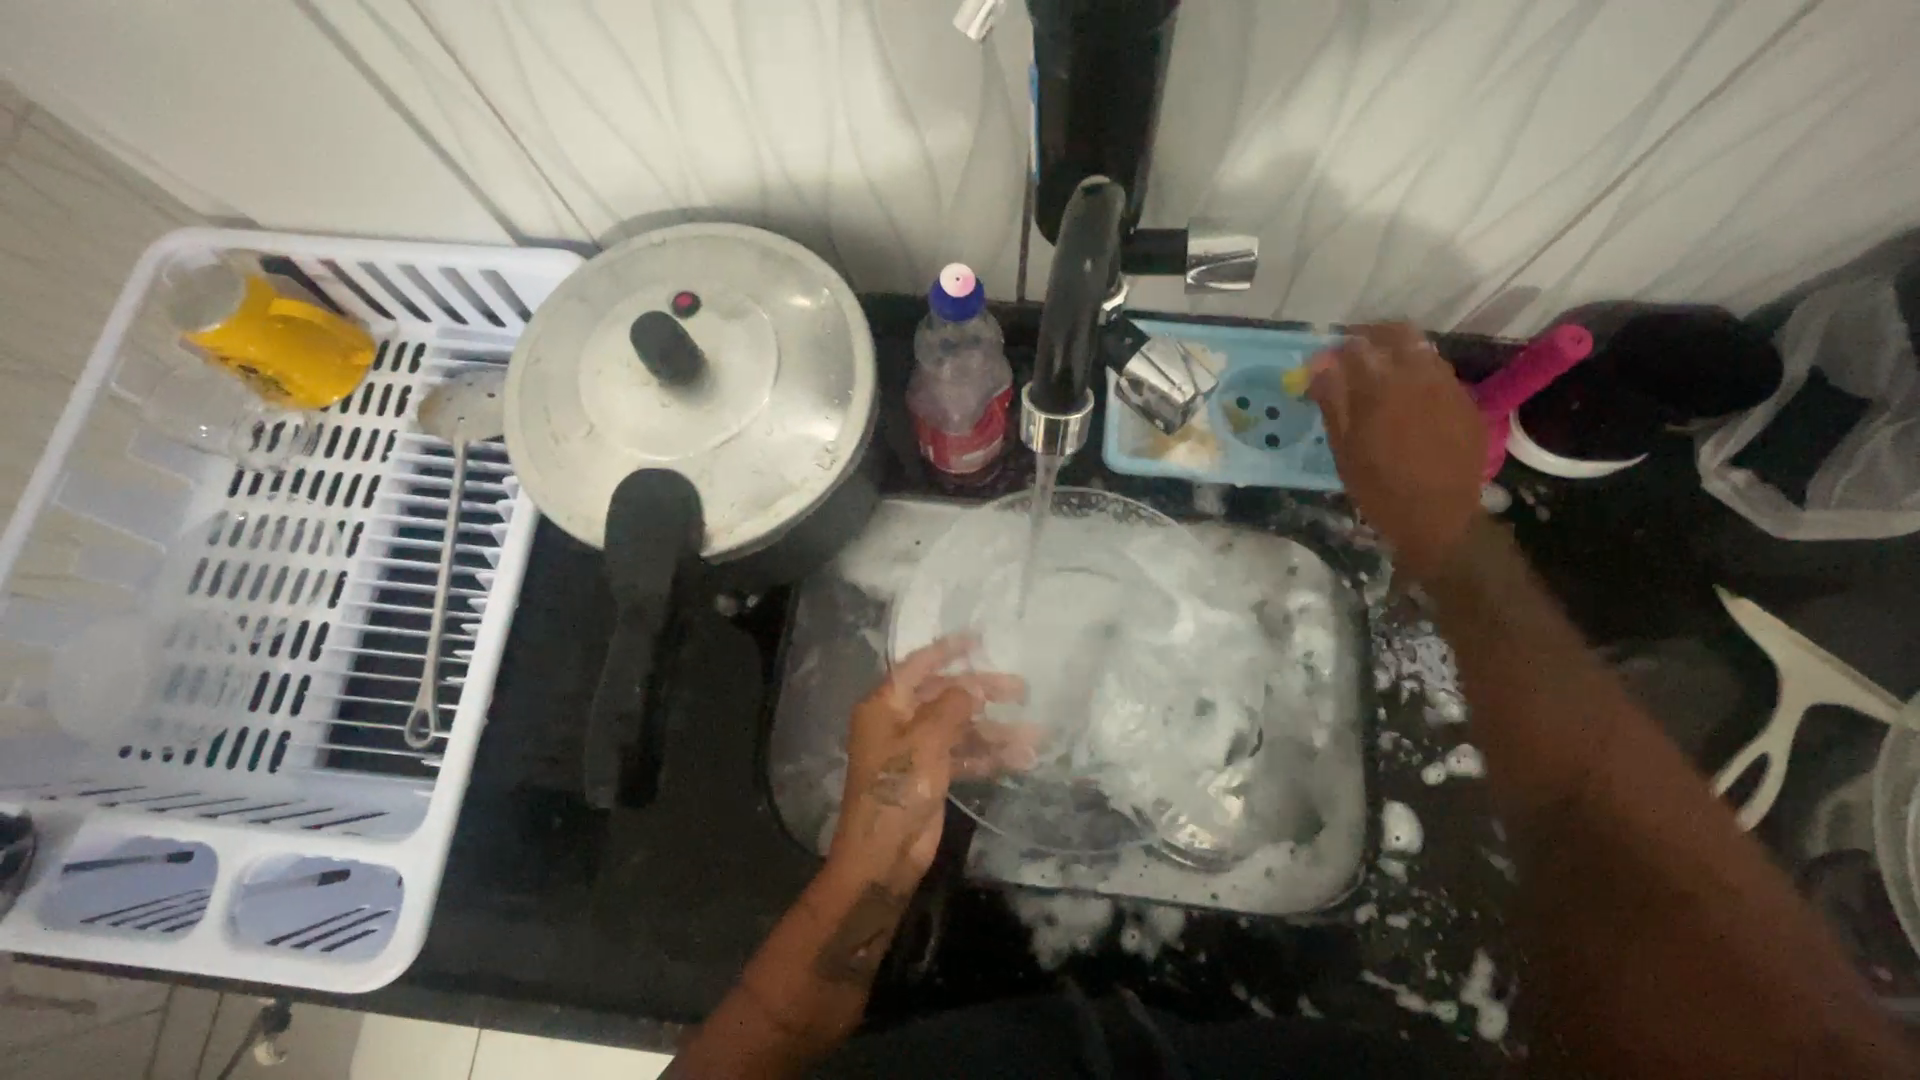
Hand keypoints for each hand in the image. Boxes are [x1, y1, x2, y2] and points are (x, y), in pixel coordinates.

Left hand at [827, 637, 1026, 891]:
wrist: (883, 855)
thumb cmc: (897, 788)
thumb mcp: (926, 740)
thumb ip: (953, 706)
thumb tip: (974, 685)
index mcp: (885, 705)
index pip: (918, 665)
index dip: (947, 650)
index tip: (979, 638)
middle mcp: (899, 722)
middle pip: (945, 696)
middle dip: (982, 693)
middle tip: (1021, 690)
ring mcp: (916, 751)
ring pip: (960, 729)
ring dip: (994, 731)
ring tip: (1035, 735)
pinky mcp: (931, 777)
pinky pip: (964, 757)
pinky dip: (988, 757)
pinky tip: (1021, 759)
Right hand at [1307, 322, 1485, 579]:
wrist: (1438, 518)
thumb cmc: (1378, 488)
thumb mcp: (1343, 448)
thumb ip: (1332, 400)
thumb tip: (1319, 364)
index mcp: (1381, 387)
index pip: (1355, 346)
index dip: (1336, 350)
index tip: (1324, 363)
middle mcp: (1418, 376)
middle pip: (1396, 333)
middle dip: (1371, 337)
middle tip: (1353, 354)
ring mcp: (1448, 386)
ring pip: (1422, 350)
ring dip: (1397, 354)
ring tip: (1380, 377)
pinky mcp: (1466, 402)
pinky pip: (1440, 374)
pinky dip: (1419, 375)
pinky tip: (1408, 401)